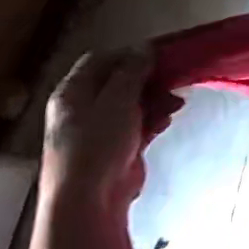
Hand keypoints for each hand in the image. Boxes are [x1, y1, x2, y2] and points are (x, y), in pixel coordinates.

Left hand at [41, 50, 161, 216]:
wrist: (89, 201)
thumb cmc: (97, 144)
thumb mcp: (117, 100)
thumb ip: (132, 71)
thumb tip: (144, 48)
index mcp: (72, 93)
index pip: (101, 60)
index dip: (129, 54)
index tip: (160, 55)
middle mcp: (82, 108)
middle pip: (120, 80)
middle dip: (150, 79)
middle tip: (174, 79)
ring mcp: (99, 128)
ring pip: (134, 101)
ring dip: (157, 99)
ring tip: (175, 105)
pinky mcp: (116, 146)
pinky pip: (139, 122)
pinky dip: (154, 118)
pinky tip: (167, 122)